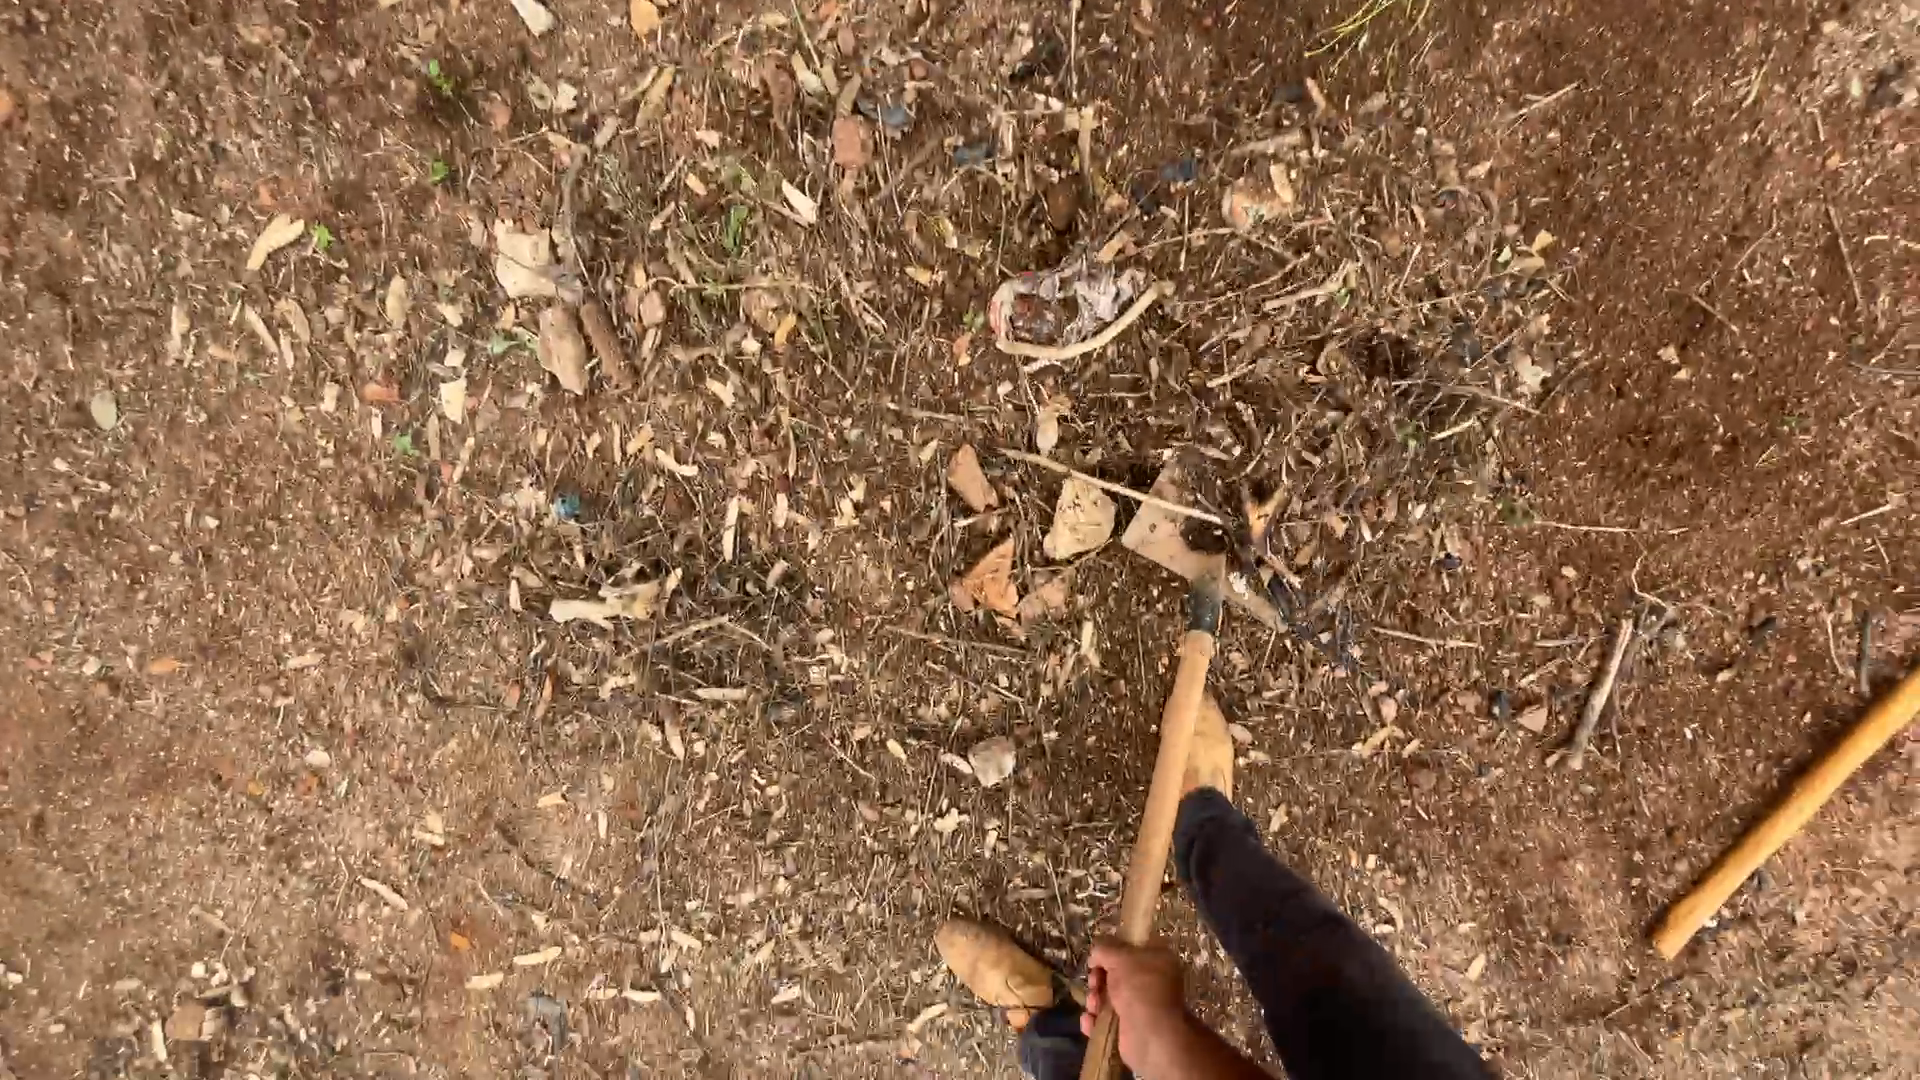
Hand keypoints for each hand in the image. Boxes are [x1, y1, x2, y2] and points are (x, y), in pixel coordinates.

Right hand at [1080, 939, 1189, 1068]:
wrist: (1150, 1037)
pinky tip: (1090, 1021)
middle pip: (1117, 973)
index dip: (1114, 948)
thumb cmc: (1139, 988)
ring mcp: (1141, 1007)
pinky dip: (1095, 1020)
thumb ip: (1104, 948)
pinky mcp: (1130, 1030)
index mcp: (1158, 959)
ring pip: (1109, 997)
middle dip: (1099, 977)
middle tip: (1094, 982)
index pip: (1133, 946)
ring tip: (1093, 1005)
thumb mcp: (1120, 956)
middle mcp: (1152, 982)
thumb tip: (1096, 954)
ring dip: (1095, 999)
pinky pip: (1106, 1020)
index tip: (1098, 954)